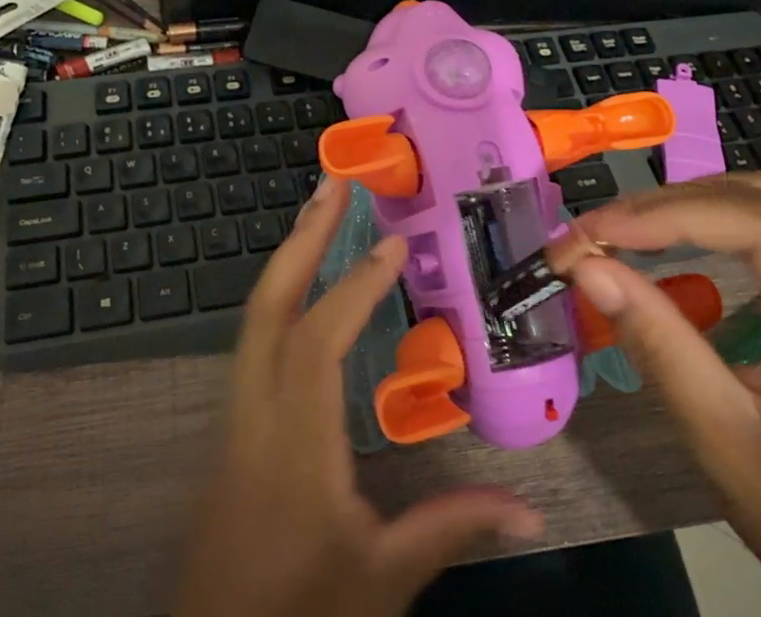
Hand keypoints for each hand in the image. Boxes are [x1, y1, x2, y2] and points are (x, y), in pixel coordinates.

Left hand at [174, 178, 543, 616]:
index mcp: (293, 443)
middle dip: (301, 241)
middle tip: (331, 187)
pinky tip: (306, 301)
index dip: (353, 287)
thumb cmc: (298, 609)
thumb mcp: (382, 578)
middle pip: (266, 309)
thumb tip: (529, 510)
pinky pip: (252, 350)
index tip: (391, 244)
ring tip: (321, 223)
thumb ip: (450, 529)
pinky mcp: (231, 437)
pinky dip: (280, 305)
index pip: (317, 342)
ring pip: (251, 325)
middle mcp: (253, 417)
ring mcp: (233, 424)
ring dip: (287, 266)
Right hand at [561, 174, 760, 616]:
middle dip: (679, 202)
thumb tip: (587, 267)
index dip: (670, 214)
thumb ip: (656, 341)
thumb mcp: (717, 434)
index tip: (593, 232)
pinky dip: (726, 230)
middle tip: (603, 228)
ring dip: (702, 207)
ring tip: (631, 231)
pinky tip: (683, 247)